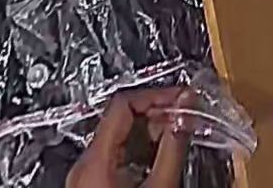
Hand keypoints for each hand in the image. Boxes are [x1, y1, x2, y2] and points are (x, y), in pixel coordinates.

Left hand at [67, 87, 192, 187]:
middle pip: (123, 117)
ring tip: (174, 138)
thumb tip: (188, 105)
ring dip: (151, 131)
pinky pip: (116, 155)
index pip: (124, 103)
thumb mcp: (159, 186)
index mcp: (94, 161)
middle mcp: (84, 167)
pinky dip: (140, 150)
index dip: (156, 95)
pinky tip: (158, 159)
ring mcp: (85, 179)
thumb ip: (174, 144)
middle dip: (157, 113)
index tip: (182, 97)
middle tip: (183, 116)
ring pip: (121, 136)